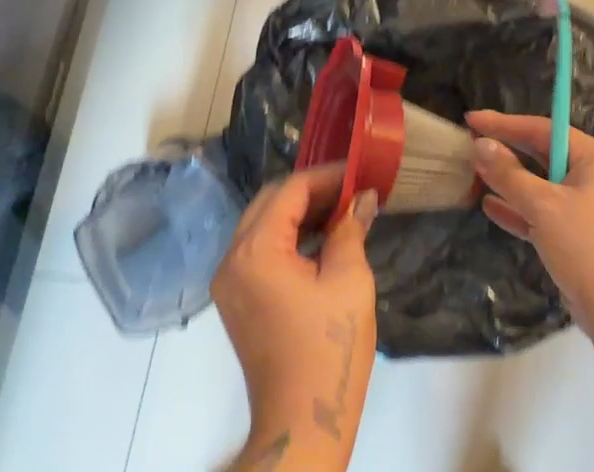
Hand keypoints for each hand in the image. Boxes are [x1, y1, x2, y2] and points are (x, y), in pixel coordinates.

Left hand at [212, 165, 378, 467]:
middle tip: (354, 191)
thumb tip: (363, 198)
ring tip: (345, 211)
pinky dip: (289, 237)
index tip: (362, 174)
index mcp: (255, 251)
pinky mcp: (238, 301)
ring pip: (263, 225)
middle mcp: (231, 260)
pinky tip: (323, 240)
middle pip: (270, 203)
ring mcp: (230, 283)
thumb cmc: (329, 347)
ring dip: (300, 213)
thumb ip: (350, 229)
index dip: (327, 177)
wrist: (301, 419)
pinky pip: (260, 251)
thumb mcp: (349, 279)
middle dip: (312, 191)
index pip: (289, 191)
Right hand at [467, 110, 593, 330]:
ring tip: (472, 171)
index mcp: (591, 157)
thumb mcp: (542, 205)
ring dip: (507, 179)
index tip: (472, 119)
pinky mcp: (573, 231)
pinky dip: (516, 207)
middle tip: (470, 141)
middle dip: (506, 149)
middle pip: (541, 153)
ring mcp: (582, 203)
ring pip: (538, 183)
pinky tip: (488, 205)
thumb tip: (480, 144)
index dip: (505, 123)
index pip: (543, 129)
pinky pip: (540, 211)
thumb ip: (509, 174)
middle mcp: (590, 174)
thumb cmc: (584, 245)